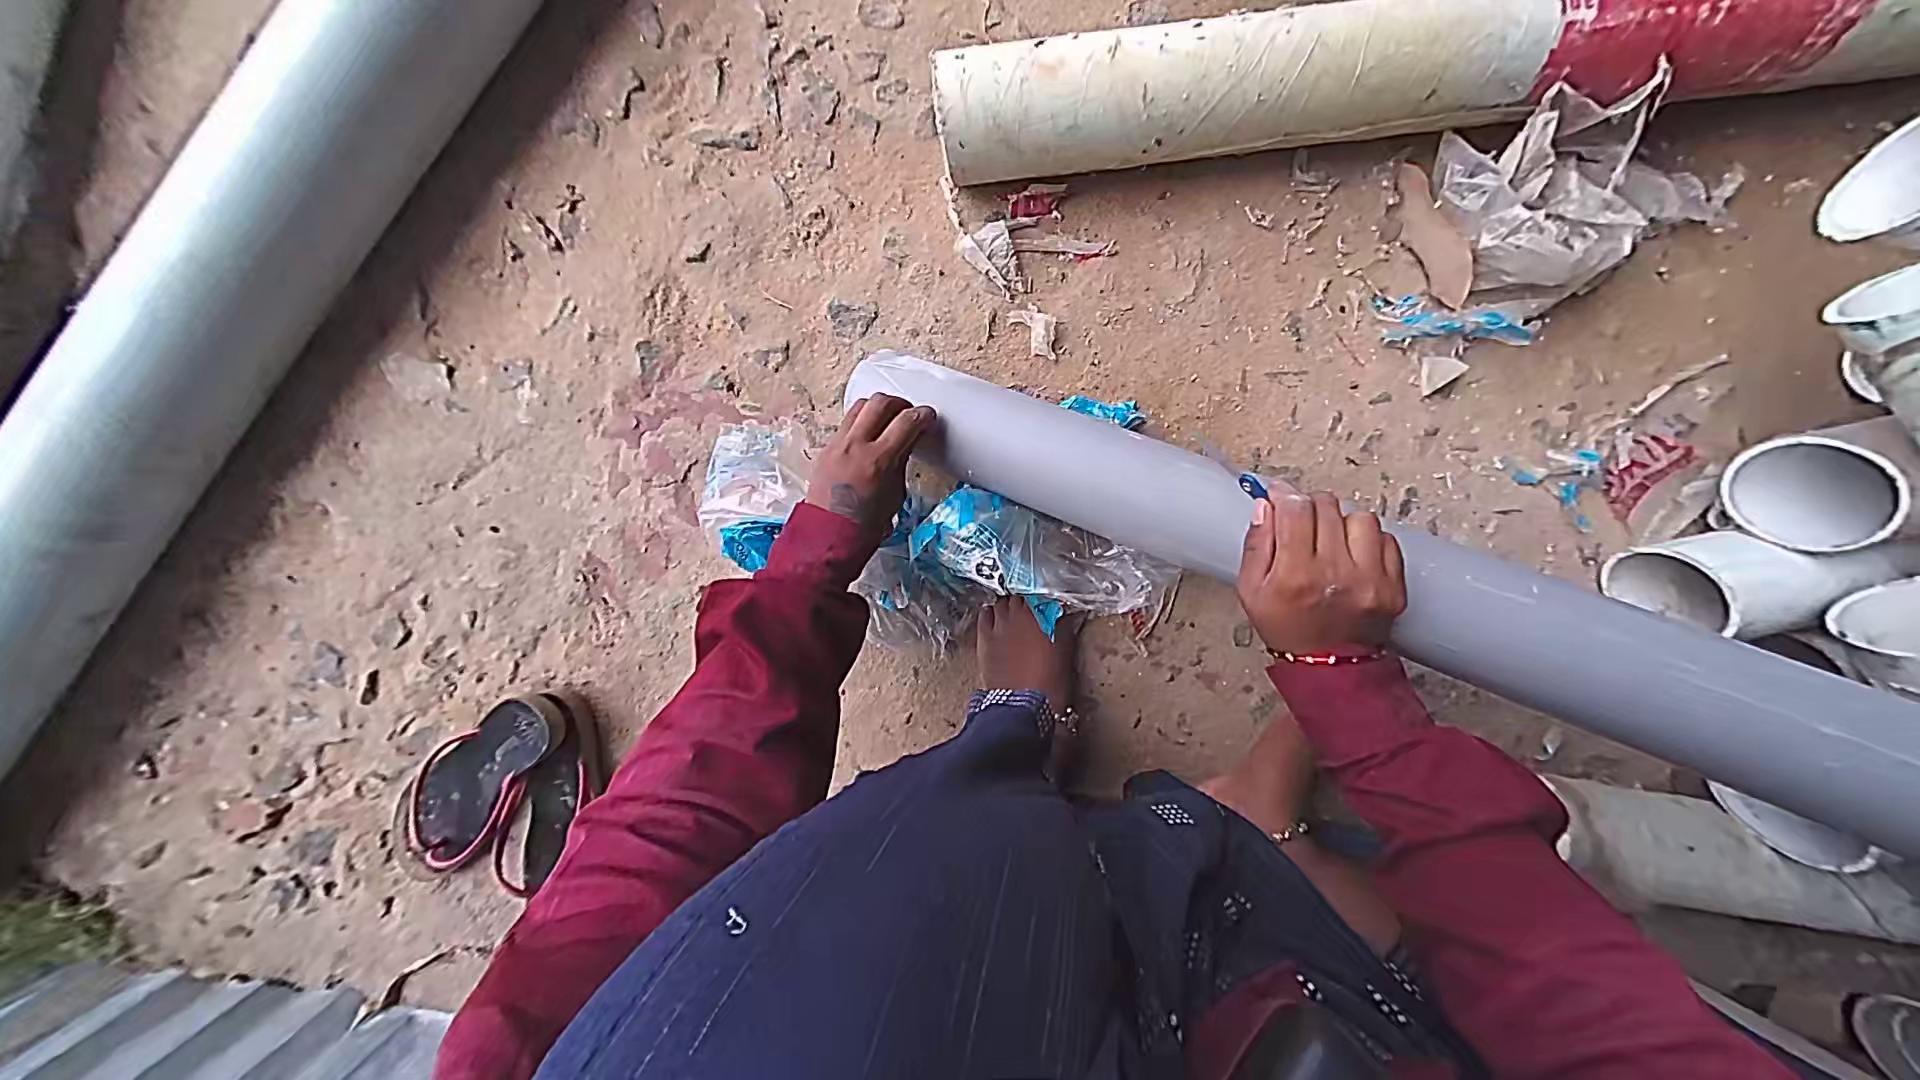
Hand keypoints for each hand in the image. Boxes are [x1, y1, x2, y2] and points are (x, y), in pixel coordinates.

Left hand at [806, 393, 934, 544]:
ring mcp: (838, 445)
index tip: (928, 417)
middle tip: (908, 414)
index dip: (923, 415)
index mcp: (879, 461)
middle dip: (900, 404)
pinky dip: (861, 422)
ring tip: (887, 421)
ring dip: (878, 408)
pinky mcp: (827, 448)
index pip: (907, 422)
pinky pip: (846, 422)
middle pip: (881, 402)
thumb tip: (906, 444)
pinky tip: (869, 436)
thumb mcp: (895, 493)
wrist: (830, 534)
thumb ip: (901, 462)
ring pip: (860, 406)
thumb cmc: (864, 524)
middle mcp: (856, 447)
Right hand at [1237, 491, 1405, 654]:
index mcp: (1295, 574)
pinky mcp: (1394, 585)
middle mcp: (1335, 572)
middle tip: (1300, 520)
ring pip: (1359, 517)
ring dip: (1340, 522)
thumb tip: (1266, 508)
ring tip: (1329, 540)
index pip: (1295, 510)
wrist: (1328, 666)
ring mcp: (1370, 578)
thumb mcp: (1251, 591)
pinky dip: (1366, 540)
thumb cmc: (1286, 628)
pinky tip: (1351, 555)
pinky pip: (1385, 539)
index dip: (1284, 495)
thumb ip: (1256, 546)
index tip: (1279, 494)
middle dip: (1308, 506)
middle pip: (1326, 507)